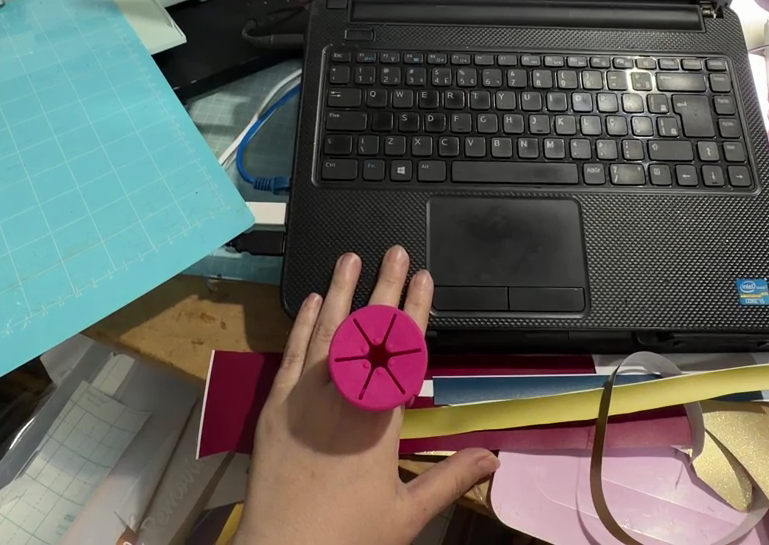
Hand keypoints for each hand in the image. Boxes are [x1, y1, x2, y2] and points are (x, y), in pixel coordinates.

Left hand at [235, 247, 498, 544]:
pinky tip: (314, 301)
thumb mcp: (407, 514)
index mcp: (378, 418)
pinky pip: (293, 354)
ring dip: (342, 290)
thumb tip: (492, 458)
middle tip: (394, 252)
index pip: (403, 349)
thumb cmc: (346, 538)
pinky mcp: (276, 406)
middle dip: (384, 285)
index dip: (416, 309)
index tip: (424, 278)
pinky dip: (304, 324)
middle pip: (368, 329)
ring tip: (350, 258)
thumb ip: (450, 479)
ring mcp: (306, 396)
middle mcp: (343, 396)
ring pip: (328, 330)